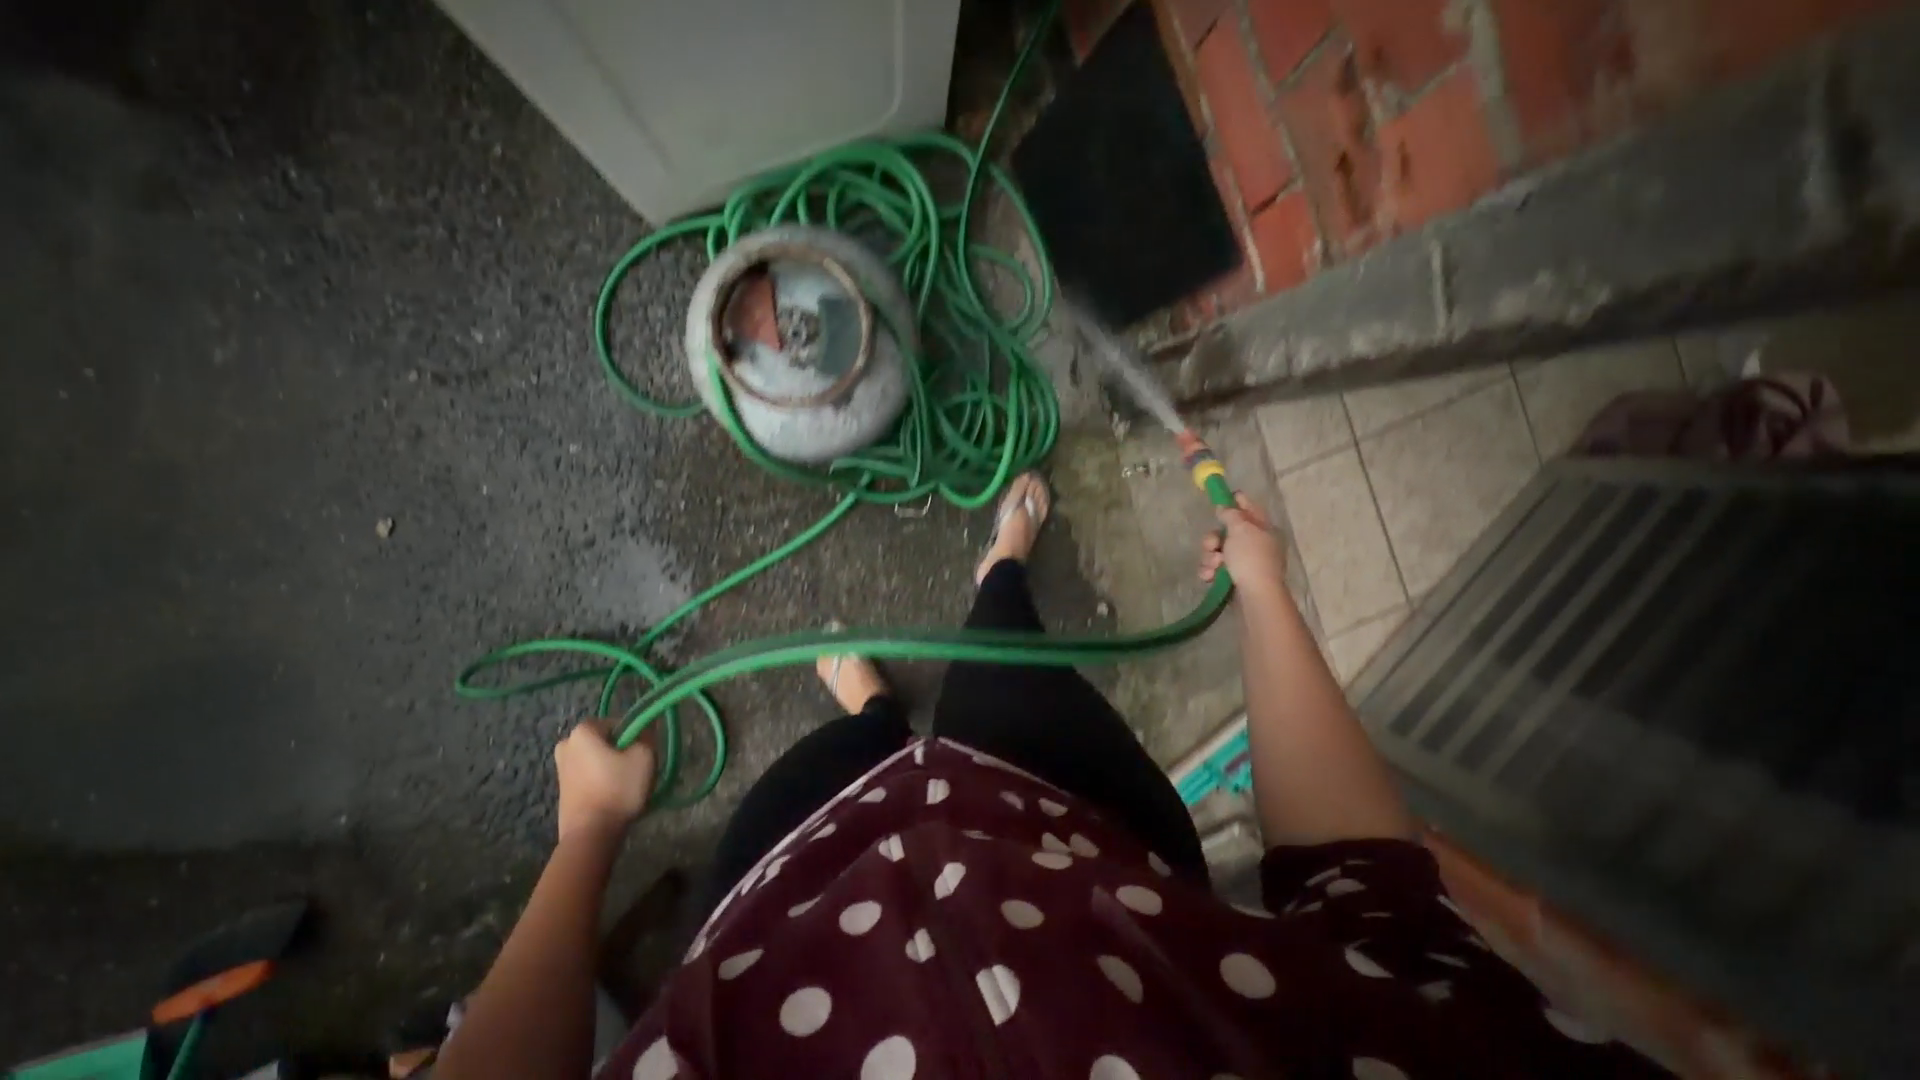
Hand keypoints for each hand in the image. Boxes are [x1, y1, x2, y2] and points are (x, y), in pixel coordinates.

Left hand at [553, 720, 655, 842]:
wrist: (590, 833)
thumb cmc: (618, 789)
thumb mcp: (644, 756)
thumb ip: (647, 734)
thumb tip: (645, 726)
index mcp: (583, 730)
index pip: (618, 723)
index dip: (635, 736)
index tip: (642, 755)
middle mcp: (566, 744)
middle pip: (606, 741)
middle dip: (621, 752)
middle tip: (636, 771)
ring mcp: (560, 768)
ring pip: (597, 759)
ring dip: (611, 768)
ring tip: (624, 788)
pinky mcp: (562, 789)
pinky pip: (589, 776)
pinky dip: (601, 782)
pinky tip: (611, 798)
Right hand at [1200, 492, 1287, 597]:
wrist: (1255, 595)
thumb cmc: (1251, 557)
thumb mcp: (1241, 529)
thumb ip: (1230, 513)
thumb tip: (1224, 506)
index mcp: (1263, 528)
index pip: (1248, 507)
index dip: (1233, 501)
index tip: (1217, 500)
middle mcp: (1255, 543)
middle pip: (1226, 531)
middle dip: (1213, 538)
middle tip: (1212, 545)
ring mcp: (1244, 562)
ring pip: (1217, 550)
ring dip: (1210, 557)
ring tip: (1213, 566)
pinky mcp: (1233, 578)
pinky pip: (1215, 568)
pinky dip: (1210, 571)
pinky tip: (1210, 576)